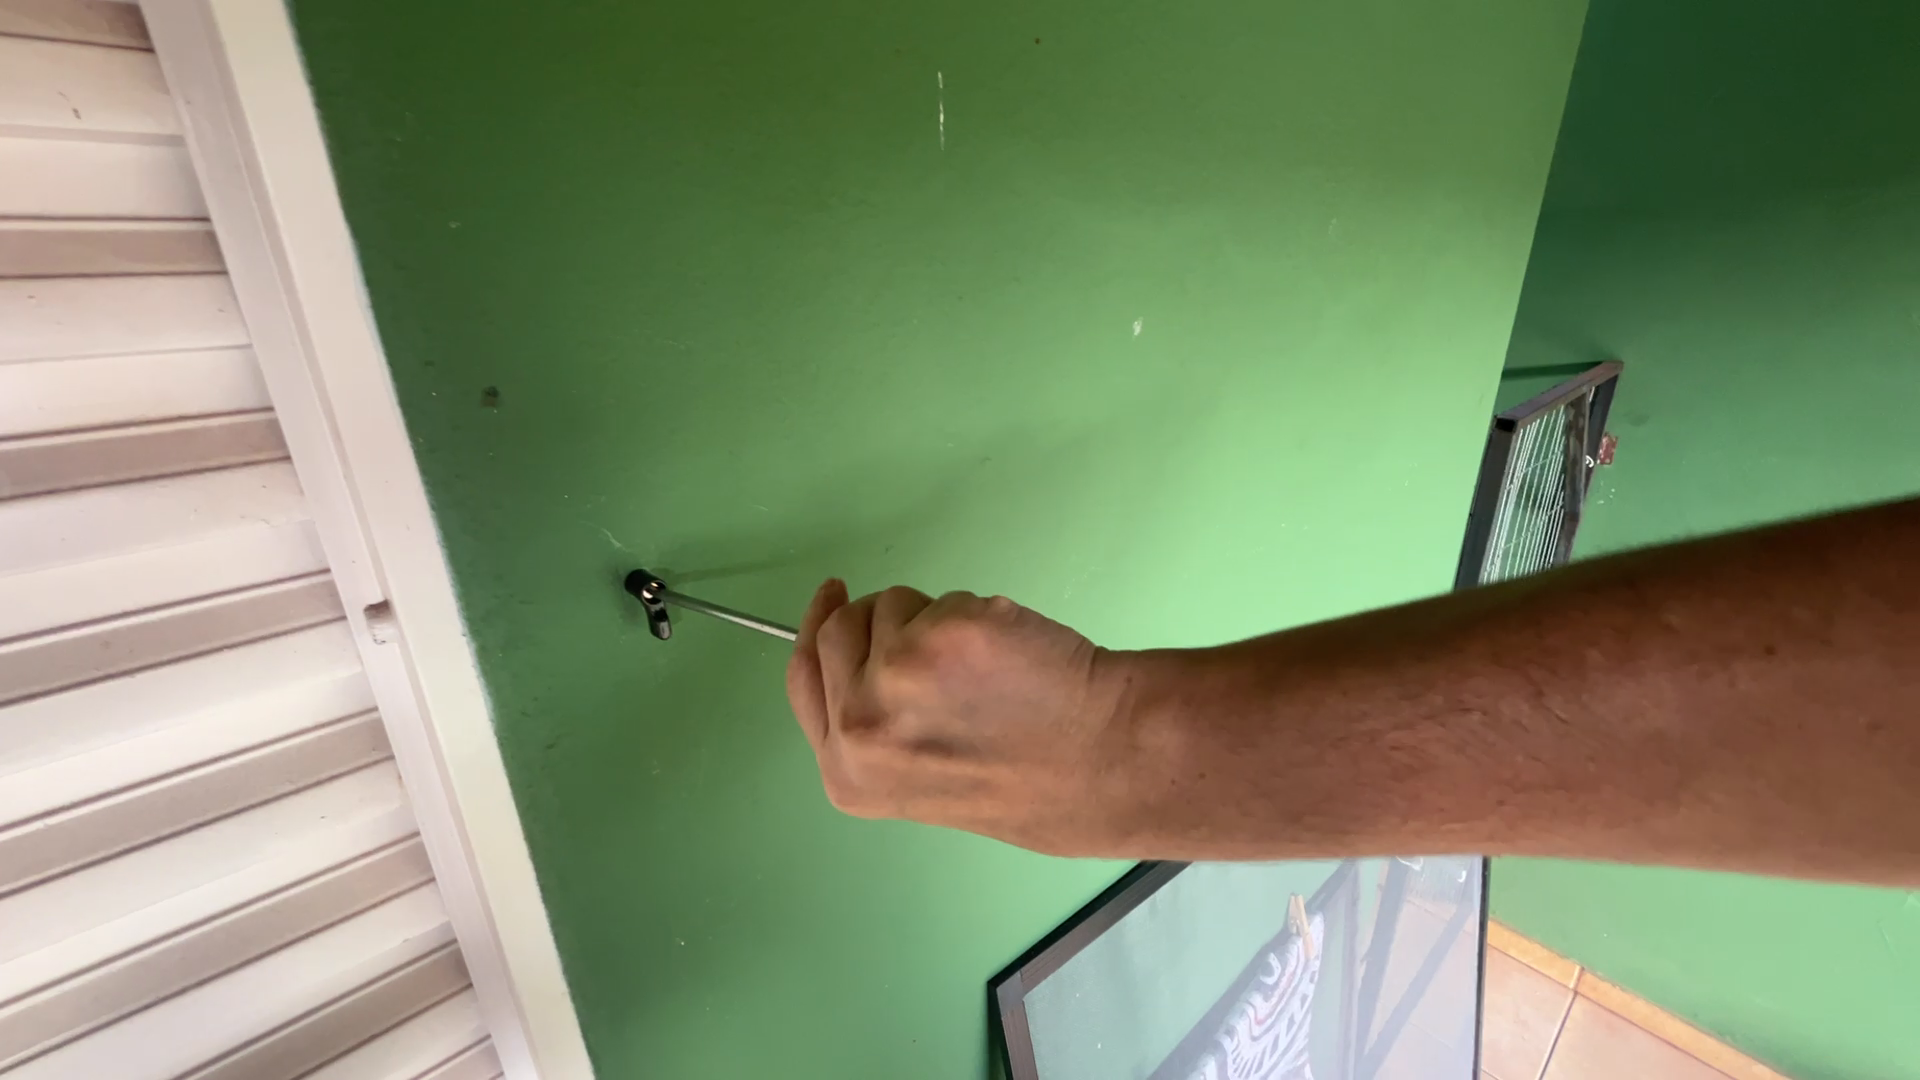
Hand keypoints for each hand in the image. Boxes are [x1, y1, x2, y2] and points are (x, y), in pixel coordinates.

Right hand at [785, 579, 1143, 854]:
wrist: (1093, 762)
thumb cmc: (1013, 768)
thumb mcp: (916, 768)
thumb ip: (871, 715)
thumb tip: (853, 639)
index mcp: (846, 769)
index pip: (803, 676)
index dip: (814, 626)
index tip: (832, 592)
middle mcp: (856, 727)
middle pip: (839, 628)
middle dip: (885, 621)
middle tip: (938, 642)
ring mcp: (893, 678)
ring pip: (891, 604)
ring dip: (932, 617)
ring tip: (981, 665)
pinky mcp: (938, 637)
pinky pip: (941, 597)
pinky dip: (974, 611)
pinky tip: (1005, 650)